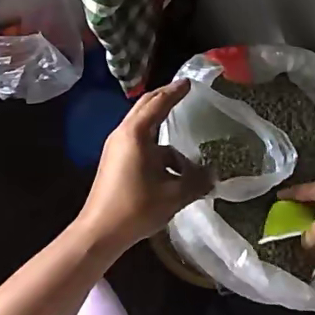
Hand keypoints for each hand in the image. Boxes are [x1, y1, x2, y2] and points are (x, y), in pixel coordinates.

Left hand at [74, 80, 211, 253]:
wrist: (99, 232)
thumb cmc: (136, 207)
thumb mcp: (174, 195)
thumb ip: (197, 181)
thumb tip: (214, 175)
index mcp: (136, 133)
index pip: (158, 103)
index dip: (175, 91)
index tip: (189, 82)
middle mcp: (123, 134)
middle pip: (146, 107)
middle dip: (165, 98)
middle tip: (183, 92)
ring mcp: (116, 147)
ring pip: (143, 128)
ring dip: (163, 130)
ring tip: (184, 146)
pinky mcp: (114, 161)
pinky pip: (139, 143)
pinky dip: (156, 148)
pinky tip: (171, 169)